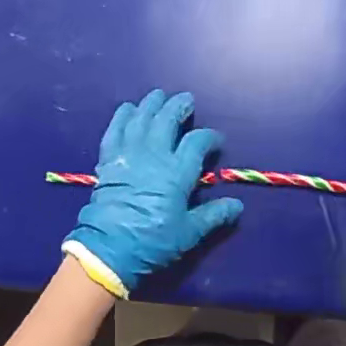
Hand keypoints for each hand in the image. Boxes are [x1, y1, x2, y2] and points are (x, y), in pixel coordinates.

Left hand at [61, 90, 244, 297]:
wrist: (110, 249)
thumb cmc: (153, 242)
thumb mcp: (188, 233)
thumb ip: (213, 216)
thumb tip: (237, 206)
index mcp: (177, 173)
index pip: (197, 143)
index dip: (209, 138)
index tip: (215, 141)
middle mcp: (154, 155)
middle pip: (167, 120)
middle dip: (178, 107)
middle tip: (185, 100)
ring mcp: (129, 155)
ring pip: (141, 119)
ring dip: (151, 105)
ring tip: (158, 96)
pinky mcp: (108, 161)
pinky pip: (115, 131)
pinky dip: (122, 117)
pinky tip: (127, 109)